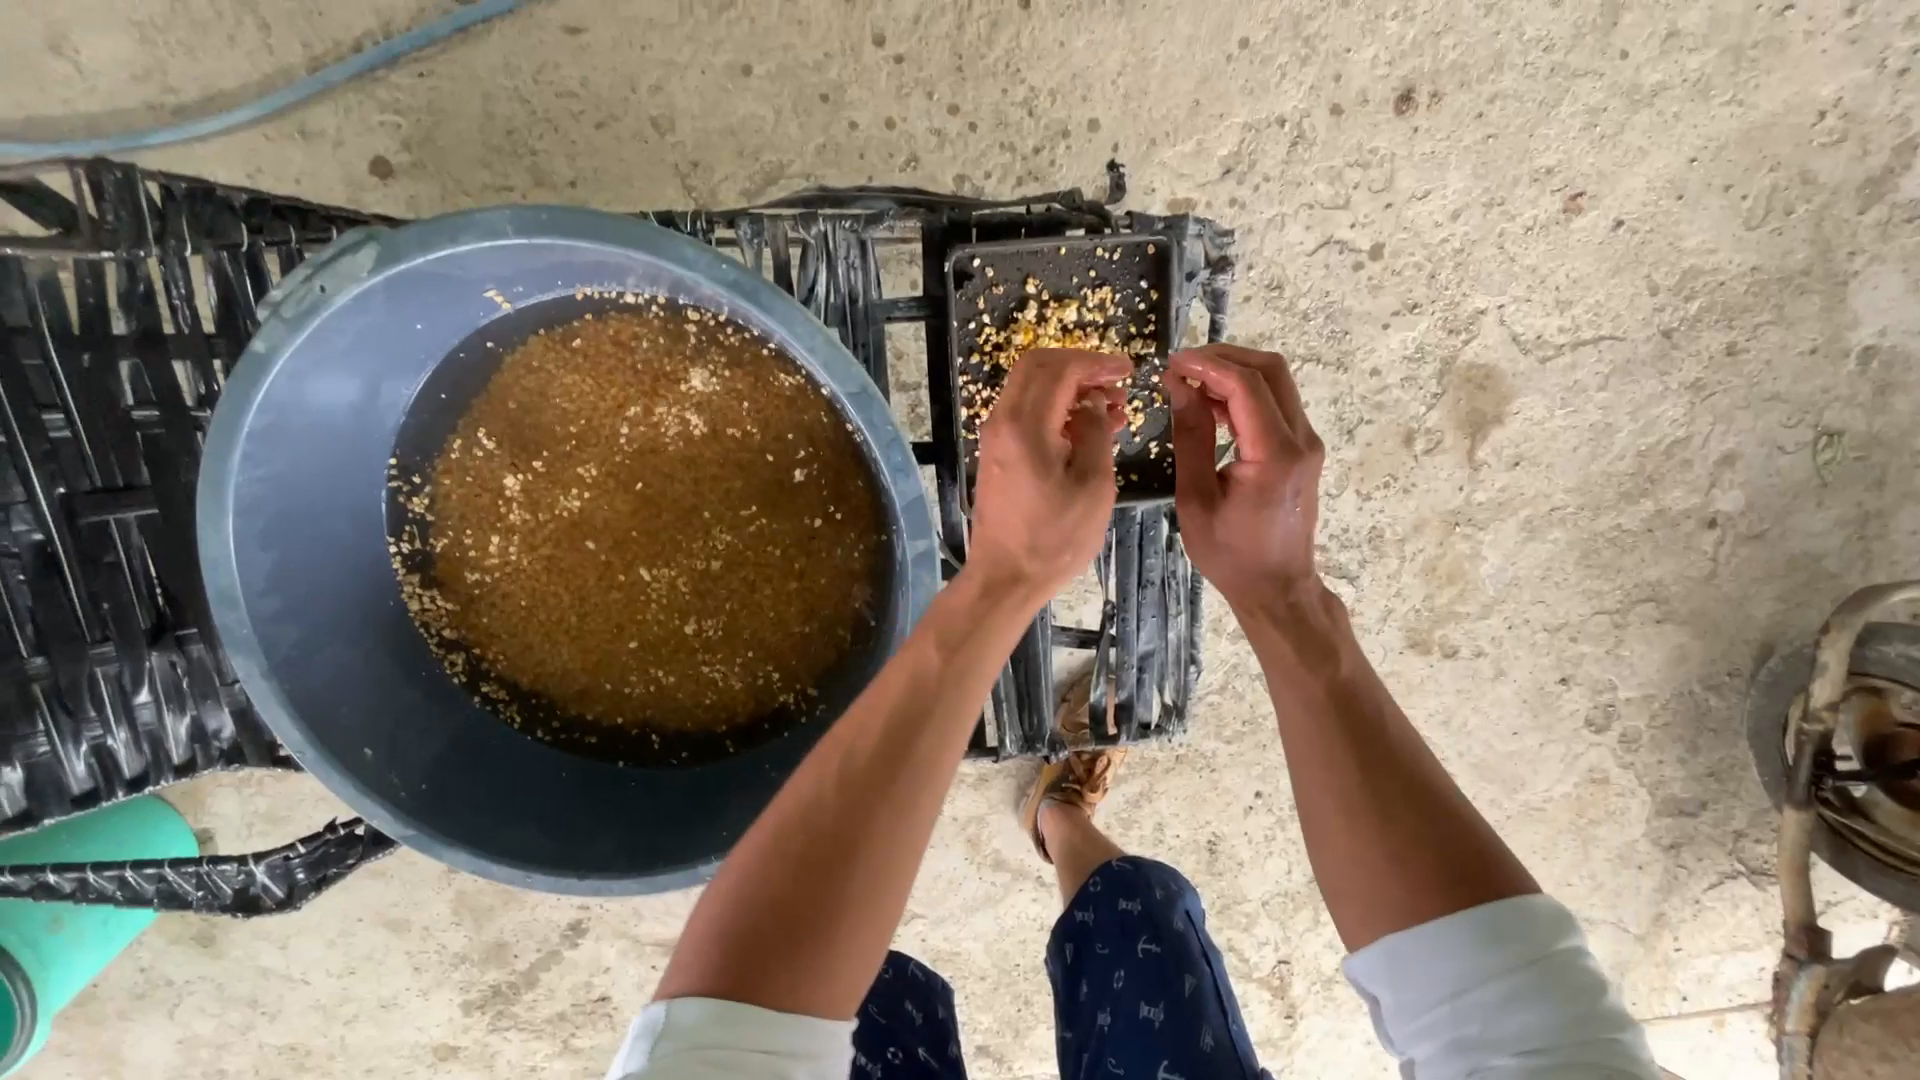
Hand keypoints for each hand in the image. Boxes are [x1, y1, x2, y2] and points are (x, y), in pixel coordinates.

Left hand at [968, 348, 1131, 601]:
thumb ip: (1096, 434)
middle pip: (1037, 367)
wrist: (1005, 577)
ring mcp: (995, 438)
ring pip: (1030, 389)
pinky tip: (1087, 430)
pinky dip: (1055, 410)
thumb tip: (1095, 404)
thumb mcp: (1092, 486)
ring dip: (1069, 389)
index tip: (1128, 371)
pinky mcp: (996, 454)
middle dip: (1080, 367)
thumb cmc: (1054, 539)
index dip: (1097, 363)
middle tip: (1116, 385)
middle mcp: (1002, 422)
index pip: (1060, 369)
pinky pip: (1025, 413)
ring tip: (1111, 411)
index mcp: (1025, 426)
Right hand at [1167, 344, 1324, 613]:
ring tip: (1192, 386)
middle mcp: (1301, 440)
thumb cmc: (1230, 554)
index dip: (1207, 365)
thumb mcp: (1196, 497)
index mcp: (1275, 454)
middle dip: (1225, 358)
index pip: (1246, 385)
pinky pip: (1277, 404)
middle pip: (1271, 370)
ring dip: (1235, 373)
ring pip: (1277, 382)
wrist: (1276, 587)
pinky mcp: (1303, 449)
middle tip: (1183, 367)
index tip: (1171, 364)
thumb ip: (1191, 437)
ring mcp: (1308, 443)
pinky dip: (1245, 394)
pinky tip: (1213, 409)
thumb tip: (1179, 386)